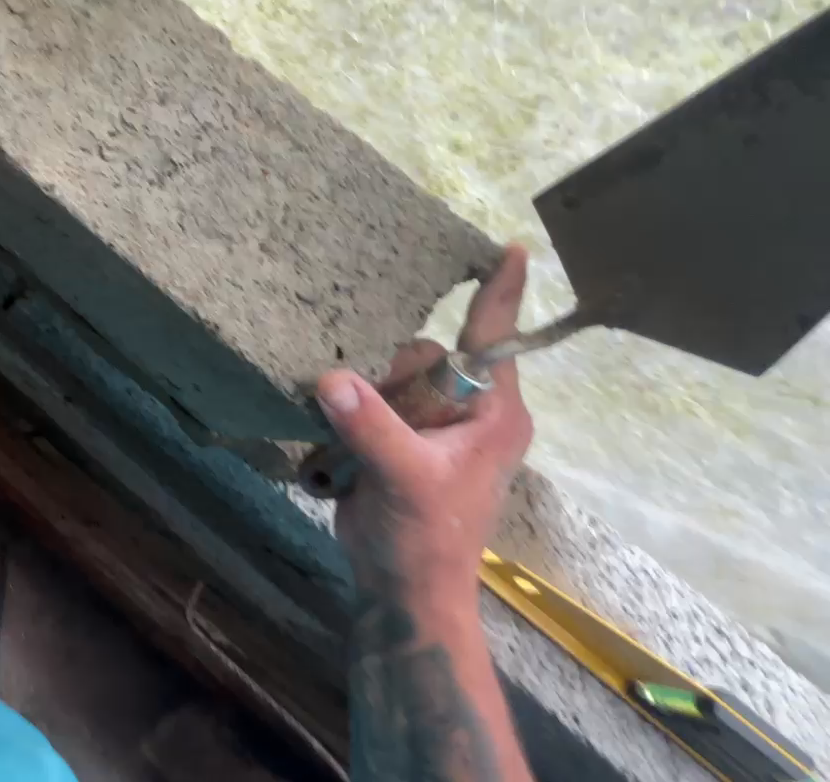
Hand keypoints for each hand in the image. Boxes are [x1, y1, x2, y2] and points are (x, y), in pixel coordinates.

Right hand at [316, 246, 534, 600]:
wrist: (402, 585)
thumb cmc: (426, 536)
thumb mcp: (405, 479)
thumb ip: (372, 426)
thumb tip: (330, 376)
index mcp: (493, 413)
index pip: (497, 340)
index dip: (500, 294)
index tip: (511, 248)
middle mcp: (466, 411)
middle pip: (426, 352)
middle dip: (390, 359)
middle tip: (360, 381)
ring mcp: (428, 425)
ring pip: (390, 372)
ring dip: (361, 379)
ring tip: (333, 400)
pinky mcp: (394, 438)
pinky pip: (369, 396)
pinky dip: (346, 395)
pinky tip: (322, 402)